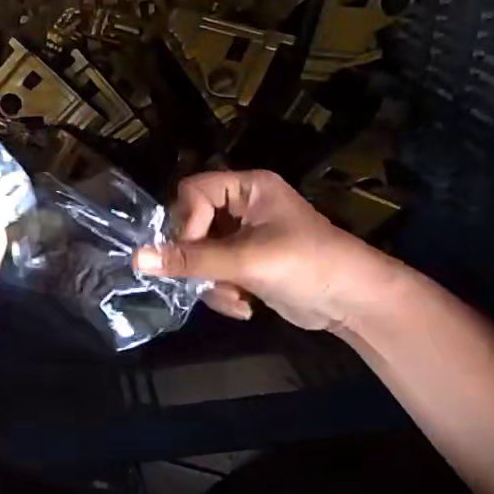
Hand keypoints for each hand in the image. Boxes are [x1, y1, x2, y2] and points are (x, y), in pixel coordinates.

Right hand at [134, 170, 396, 332]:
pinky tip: (244, 306)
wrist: (356, 304)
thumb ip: (191, 260)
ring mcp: (244, 235)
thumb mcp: (246, 261)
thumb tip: (137, 259)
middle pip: (191, 224)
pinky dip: (223, 291)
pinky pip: (213, 271)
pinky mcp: (246, 263)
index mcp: (248, 188)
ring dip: (210, 281)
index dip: (187, 220)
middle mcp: (243, 206)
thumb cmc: (307, 266)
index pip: (193, 192)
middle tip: (207, 279)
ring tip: (233, 297)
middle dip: (199, 259)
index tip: (194, 250)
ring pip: (199, 252)